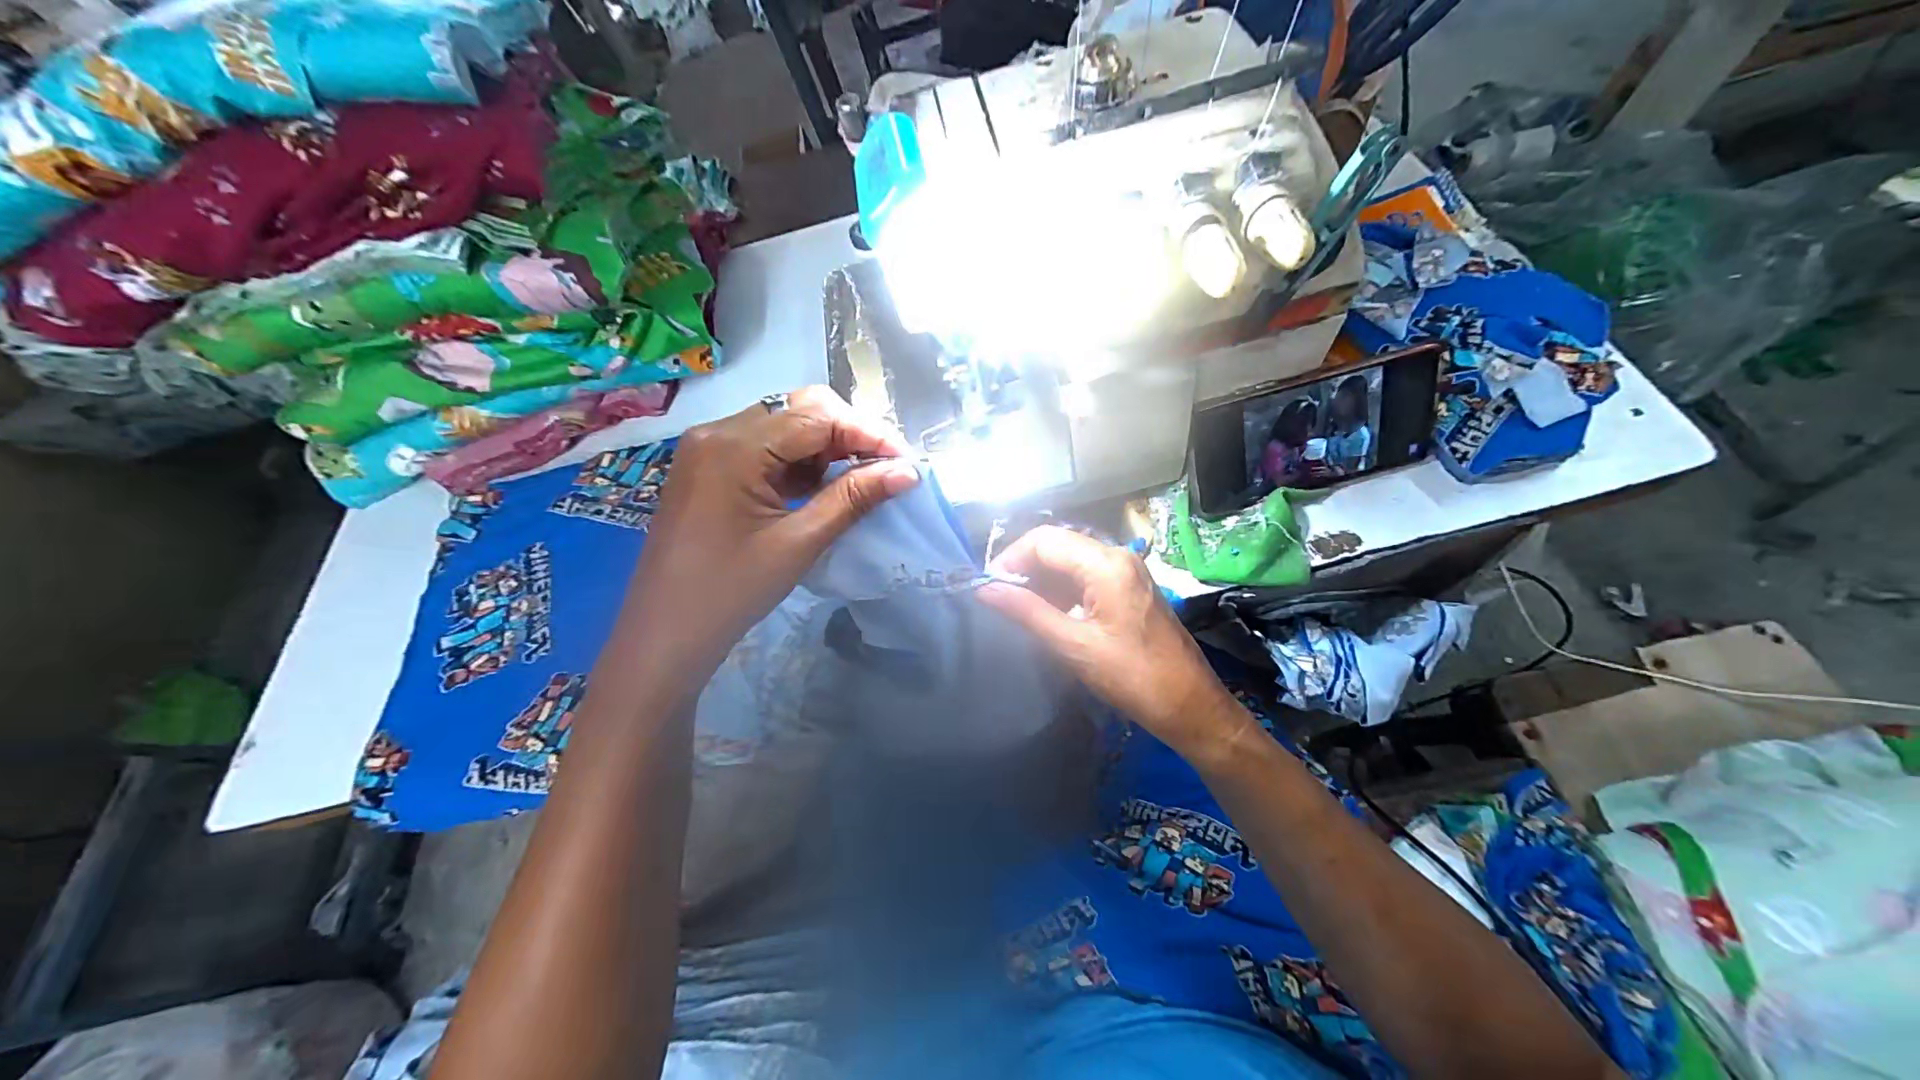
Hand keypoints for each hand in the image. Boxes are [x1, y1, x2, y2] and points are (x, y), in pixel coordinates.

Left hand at [626, 386, 918, 681]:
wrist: (664, 635)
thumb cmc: (731, 593)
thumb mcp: (799, 543)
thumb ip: (853, 498)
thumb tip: (907, 471)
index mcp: (733, 446)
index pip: (815, 416)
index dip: (867, 433)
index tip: (906, 461)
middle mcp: (716, 431)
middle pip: (797, 409)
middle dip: (847, 433)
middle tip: (885, 468)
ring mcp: (707, 447)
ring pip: (782, 424)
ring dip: (824, 445)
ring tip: (859, 479)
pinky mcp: (707, 467)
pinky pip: (762, 446)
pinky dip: (797, 460)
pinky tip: (820, 485)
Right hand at [977, 526, 1259, 764]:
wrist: (1191, 706)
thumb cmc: (1134, 677)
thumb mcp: (1074, 645)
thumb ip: (1027, 612)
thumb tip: (984, 589)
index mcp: (1106, 564)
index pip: (1043, 540)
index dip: (1010, 558)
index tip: (987, 587)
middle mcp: (1117, 557)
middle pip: (1057, 545)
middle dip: (1023, 569)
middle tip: (997, 600)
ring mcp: (1126, 572)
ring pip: (1069, 561)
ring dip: (1040, 581)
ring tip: (1016, 611)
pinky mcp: (1128, 589)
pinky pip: (1085, 577)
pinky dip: (1061, 591)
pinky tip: (1045, 615)